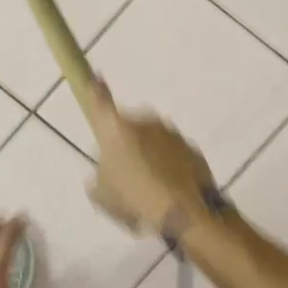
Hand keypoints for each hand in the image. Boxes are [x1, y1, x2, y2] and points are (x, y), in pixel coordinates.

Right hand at [82, 76, 218, 235]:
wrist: (184, 212)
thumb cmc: (132, 198)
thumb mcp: (100, 194)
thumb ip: (99, 176)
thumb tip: (106, 171)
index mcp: (115, 130)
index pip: (100, 102)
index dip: (96, 89)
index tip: (96, 75)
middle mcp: (144, 123)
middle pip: (129, 127)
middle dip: (126, 143)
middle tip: (123, 173)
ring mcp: (171, 134)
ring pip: (152, 142)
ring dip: (148, 157)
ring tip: (145, 189)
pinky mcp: (192, 149)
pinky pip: (172, 155)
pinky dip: (167, 168)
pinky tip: (164, 193)